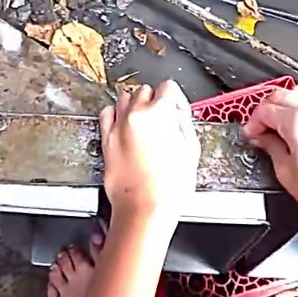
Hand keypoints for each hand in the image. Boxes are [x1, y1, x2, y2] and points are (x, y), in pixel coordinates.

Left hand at [99, 81, 196, 239]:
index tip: (173, 106)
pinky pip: (107, 113)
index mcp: (161, 113)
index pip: (168, 87)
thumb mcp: (191, 149)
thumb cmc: (169, 187)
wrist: (145, 209)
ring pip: (125, 98)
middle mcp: (137, 113)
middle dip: (153, 101)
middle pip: (145, 90)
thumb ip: (184, 121)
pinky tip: (124, 124)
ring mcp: (119, 125)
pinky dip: (115, 114)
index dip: (173, 98)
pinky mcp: (106, 137)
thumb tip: (178, 110)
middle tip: (159, 120)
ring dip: (134, 106)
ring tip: (142, 123)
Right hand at [242, 85, 297, 236]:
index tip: (249, 134)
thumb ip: (271, 147)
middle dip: (264, 110)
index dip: (252, 122)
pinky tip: (290, 130)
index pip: (266, 110)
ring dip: (282, 105)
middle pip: (282, 95)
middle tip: (257, 129)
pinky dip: (297, 110)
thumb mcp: (285, 172)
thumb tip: (262, 138)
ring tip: (272, 126)